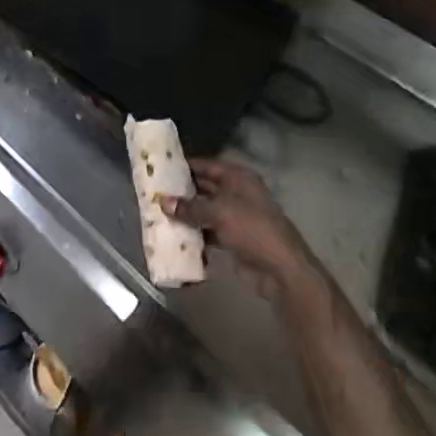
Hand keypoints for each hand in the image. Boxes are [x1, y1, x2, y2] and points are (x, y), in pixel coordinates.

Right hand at [160, 160, 319, 300]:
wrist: (281, 270)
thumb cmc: (253, 229)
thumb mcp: (220, 212)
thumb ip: (190, 207)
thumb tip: (163, 202)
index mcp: (238, 178)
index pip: (207, 166)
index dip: (185, 166)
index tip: (161, 168)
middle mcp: (237, 193)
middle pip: (204, 188)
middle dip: (182, 192)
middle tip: (154, 193)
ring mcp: (235, 217)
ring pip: (205, 211)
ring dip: (185, 214)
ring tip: (157, 214)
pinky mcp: (233, 239)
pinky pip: (208, 232)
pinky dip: (194, 234)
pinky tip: (173, 236)